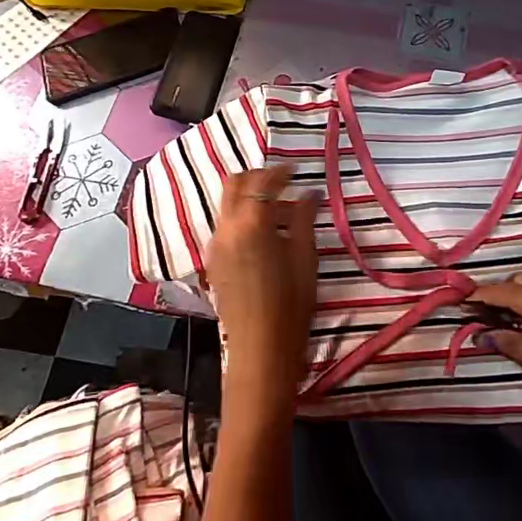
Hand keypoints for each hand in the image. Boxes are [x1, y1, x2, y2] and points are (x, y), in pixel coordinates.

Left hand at [204, 166, 318, 414]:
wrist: (260, 350)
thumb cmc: (290, 307)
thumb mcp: (304, 259)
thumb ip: (303, 220)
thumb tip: (309, 194)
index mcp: (250, 224)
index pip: (261, 182)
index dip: (279, 172)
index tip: (295, 170)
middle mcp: (225, 228)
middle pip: (234, 185)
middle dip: (257, 178)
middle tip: (282, 182)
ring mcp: (214, 245)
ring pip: (226, 205)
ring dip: (247, 197)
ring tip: (276, 209)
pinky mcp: (212, 262)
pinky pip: (223, 225)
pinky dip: (240, 217)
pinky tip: (261, 233)